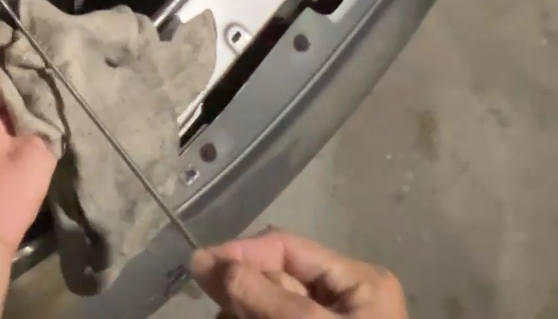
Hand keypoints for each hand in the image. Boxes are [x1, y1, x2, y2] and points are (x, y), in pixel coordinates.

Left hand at [0, 44, 57, 318]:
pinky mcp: (50, 140)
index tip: (12, 19)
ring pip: (38, 91)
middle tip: (42, 22)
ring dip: (45, 70)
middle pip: (18, 77)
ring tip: (60, 35)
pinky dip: (63, 93)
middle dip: (26, 56)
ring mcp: (28, 124)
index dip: (0, 48)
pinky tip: (73, 66)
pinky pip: (57, 113)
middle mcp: (4, 111)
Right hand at [189, 230, 408, 318]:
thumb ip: (262, 296)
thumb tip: (200, 259)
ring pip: (264, 308)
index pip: (284, 246)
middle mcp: (343, 301)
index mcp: (358, 283)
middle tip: (224, 315)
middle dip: (243, 297)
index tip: (199, 270)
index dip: (240, 253)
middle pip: (271, 277)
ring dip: (242, 316)